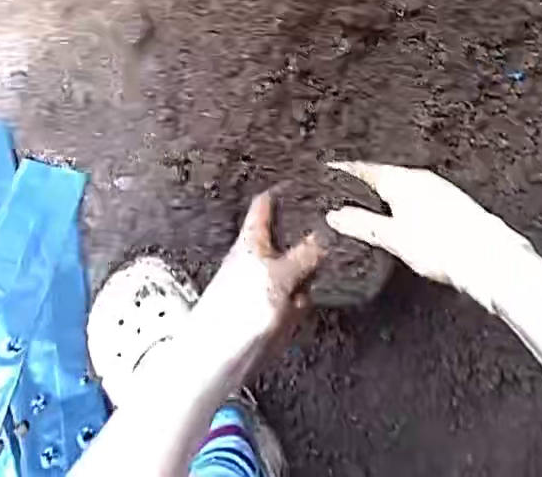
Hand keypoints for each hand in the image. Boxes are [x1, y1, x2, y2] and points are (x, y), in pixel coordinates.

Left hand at [189, 191, 324, 358]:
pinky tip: (294, 312)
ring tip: (300, 292)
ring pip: (295, 270)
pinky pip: (293, 299)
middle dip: (305, 246)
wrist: (217, 358)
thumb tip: (323, 238)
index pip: (266, 204)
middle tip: (324, 245)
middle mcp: (257, 256)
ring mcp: (263, 283)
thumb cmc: (238, 308)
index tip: (302, 182)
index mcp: (252, 239)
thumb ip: (304, 255)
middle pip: (287, 238)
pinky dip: (297, 304)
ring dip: (304, 279)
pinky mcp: (268, 309)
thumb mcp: (279, 275)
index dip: (282, 191)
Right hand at [324, 161, 535, 312]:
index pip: (365, 170)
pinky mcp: (450, 201)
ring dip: (385, 191)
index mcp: (402, 180)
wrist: (490, 259)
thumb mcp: (394, 238)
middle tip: (345, 187)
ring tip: (370, 202)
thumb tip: (335, 215)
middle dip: (364, 182)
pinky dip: (403, 200)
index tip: (330, 170)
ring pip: (402, 184)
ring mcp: (437, 188)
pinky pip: (417, 193)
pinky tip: (403, 215)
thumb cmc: (443, 247)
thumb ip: (363, 225)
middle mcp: (419, 178)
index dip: (345, 171)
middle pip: (383, 175)